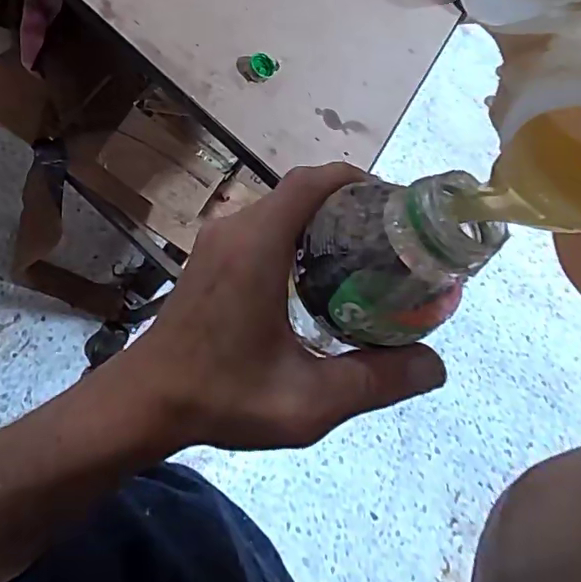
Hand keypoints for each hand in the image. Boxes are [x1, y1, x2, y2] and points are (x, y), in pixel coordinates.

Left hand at [107, 162, 447, 449]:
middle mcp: (236, 227)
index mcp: (257, 243)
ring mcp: (218, 237)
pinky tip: (315, 274)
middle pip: (301, 191)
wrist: (145, 400)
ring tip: (360, 255)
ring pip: (281, 207)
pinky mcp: (210, 253)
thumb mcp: (305, 400)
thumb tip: (436, 367)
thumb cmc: (221, 395)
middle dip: (347, 203)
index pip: (312, 181)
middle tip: (387, 238)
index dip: (355, 181)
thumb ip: (374, 382)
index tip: (392, 205)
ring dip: (320, 218)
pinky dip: (295, 232)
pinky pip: (262, 224)